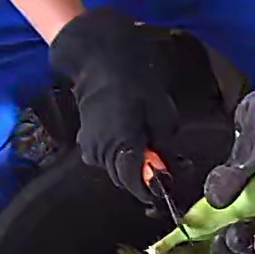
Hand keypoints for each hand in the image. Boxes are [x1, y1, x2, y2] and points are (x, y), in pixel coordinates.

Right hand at [49, 9, 179, 199]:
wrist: (104, 63)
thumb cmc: (137, 87)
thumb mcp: (163, 118)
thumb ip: (165, 150)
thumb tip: (170, 172)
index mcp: (121, 146)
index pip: (136, 186)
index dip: (153, 190)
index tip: (167, 188)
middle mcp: (101, 153)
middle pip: (126, 180)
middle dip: (145, 177)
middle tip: (165, 164)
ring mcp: (89, 149)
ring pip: (116, 171)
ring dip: (133, 166)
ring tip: (149, 147)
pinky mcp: (85, 143)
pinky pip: (106, 159)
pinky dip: (121, 156)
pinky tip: (132, 140)